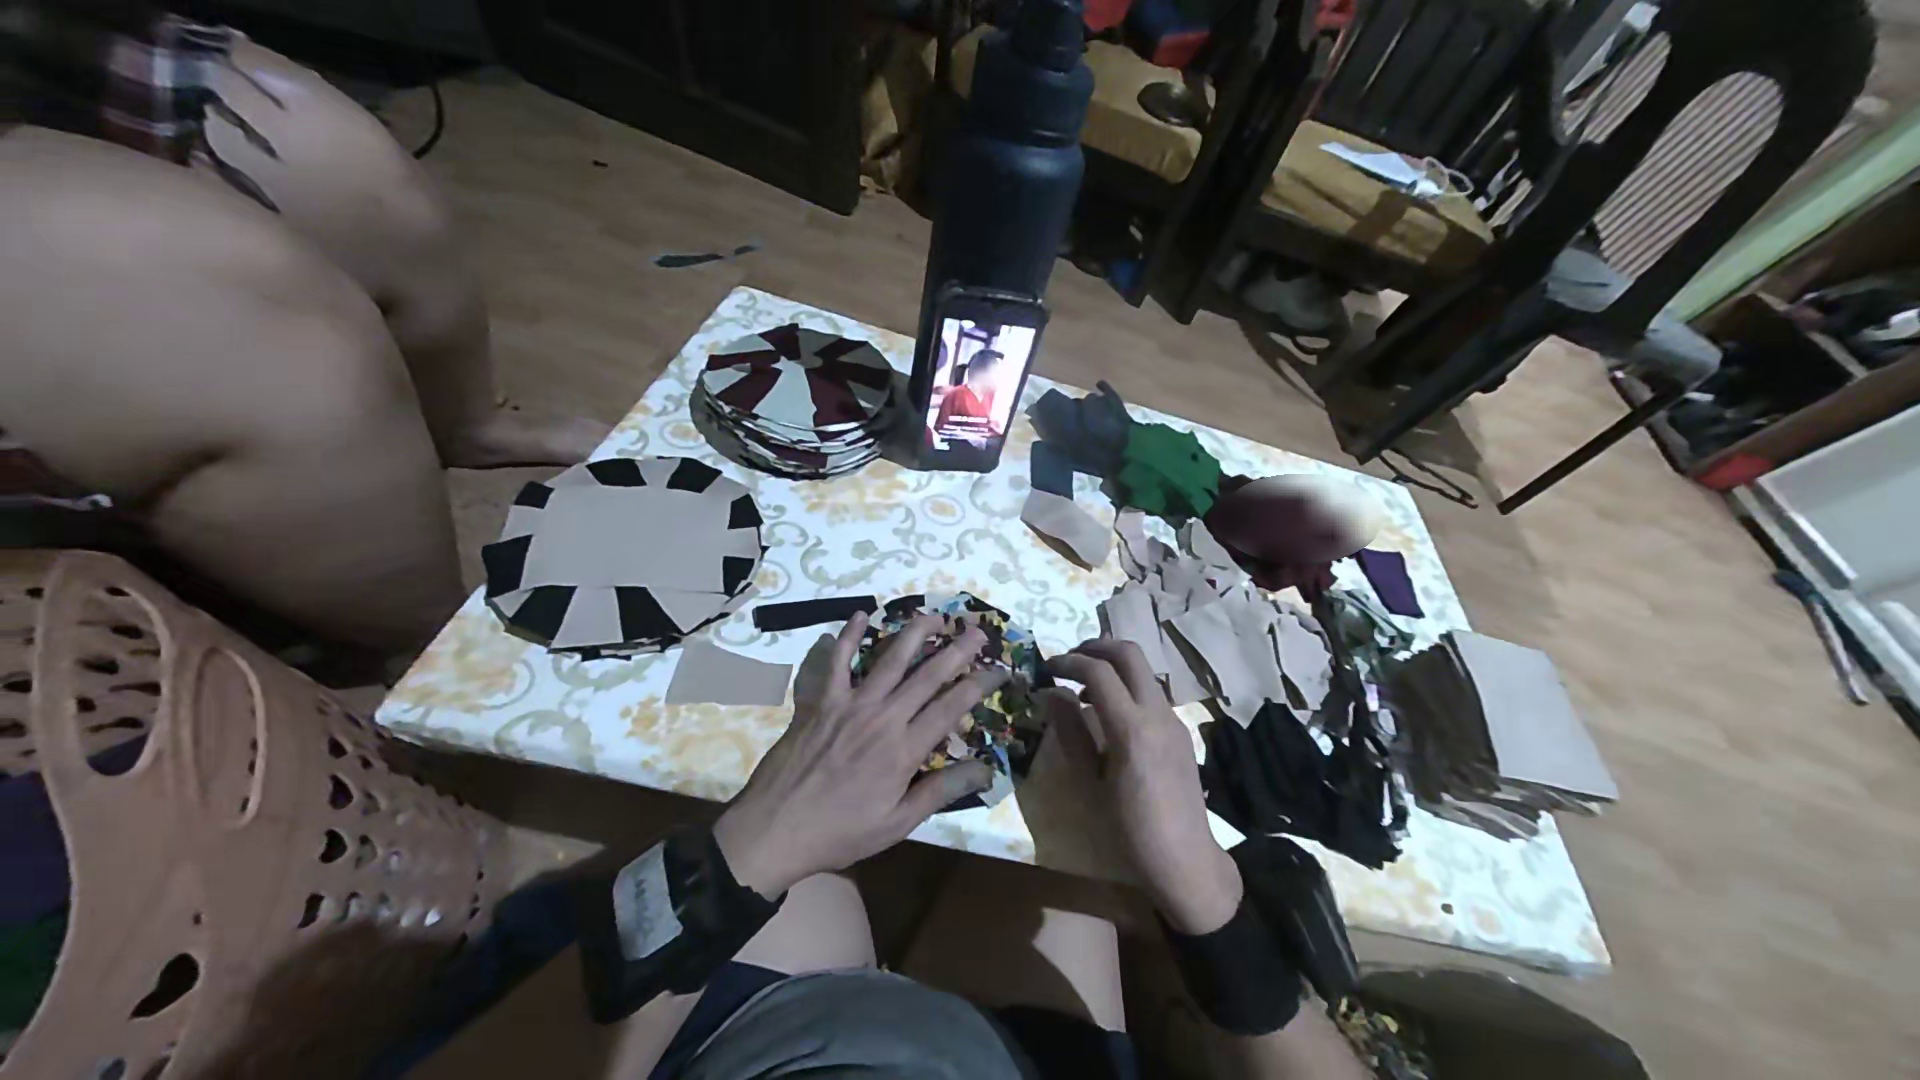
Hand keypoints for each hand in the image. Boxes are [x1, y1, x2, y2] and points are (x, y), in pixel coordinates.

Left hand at [713, 612, 1003, 897]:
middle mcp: (882, 718)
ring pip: (889, 660)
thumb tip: (986, 771)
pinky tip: (860, 615)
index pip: (951, 707)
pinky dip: (849, 637)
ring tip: (933, 615)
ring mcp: (850, 705)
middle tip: (977, 631)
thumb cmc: (841, 832)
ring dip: (913, 634)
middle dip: (956, 650)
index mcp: (904, 750)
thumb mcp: (898, 823)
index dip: (979, 684)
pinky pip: (837, 662)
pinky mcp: (822, 701)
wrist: (775, 830)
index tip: (999, 668)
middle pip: (927, 676)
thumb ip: (941, 792)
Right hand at [1045, 639, 1241, 933]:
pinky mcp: (1181, 731)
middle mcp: (1158, 713)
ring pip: (1143, 670)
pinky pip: (1151, 692)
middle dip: (1095, 646)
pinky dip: (1127, 686)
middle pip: (1129, 652)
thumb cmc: (1129, 830)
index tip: (1046, 669)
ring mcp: (1174, 720)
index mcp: (1132, 728)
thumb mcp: (1090, 783)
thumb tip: (1053, 693)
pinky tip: (1108, 713)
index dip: (1067, 662)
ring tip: (1083, 686)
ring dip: (1112, 665)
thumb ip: (1071, 732)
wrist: (1185, 861)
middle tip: (1068, 661)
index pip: (1098, 671)